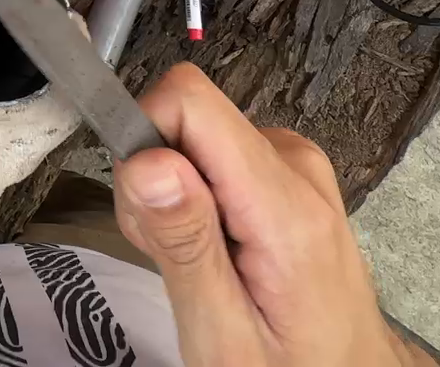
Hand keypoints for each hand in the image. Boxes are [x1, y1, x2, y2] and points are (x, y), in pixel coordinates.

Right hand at [112, 64, 430, 366]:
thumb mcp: (223, 338)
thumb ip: (184, 244)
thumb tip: (147, 161)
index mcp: (286, 204)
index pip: (189, 101)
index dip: (145, 141)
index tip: (146, 210)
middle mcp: (295, 162)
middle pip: (183, 117)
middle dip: (153, 177)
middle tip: (169, 254)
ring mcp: (293, 159)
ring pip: (189, 131)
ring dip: (169, 190)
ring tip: (195, 260)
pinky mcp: (284, 163)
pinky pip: (209, 146)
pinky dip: (192, 192)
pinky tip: (213, 245)